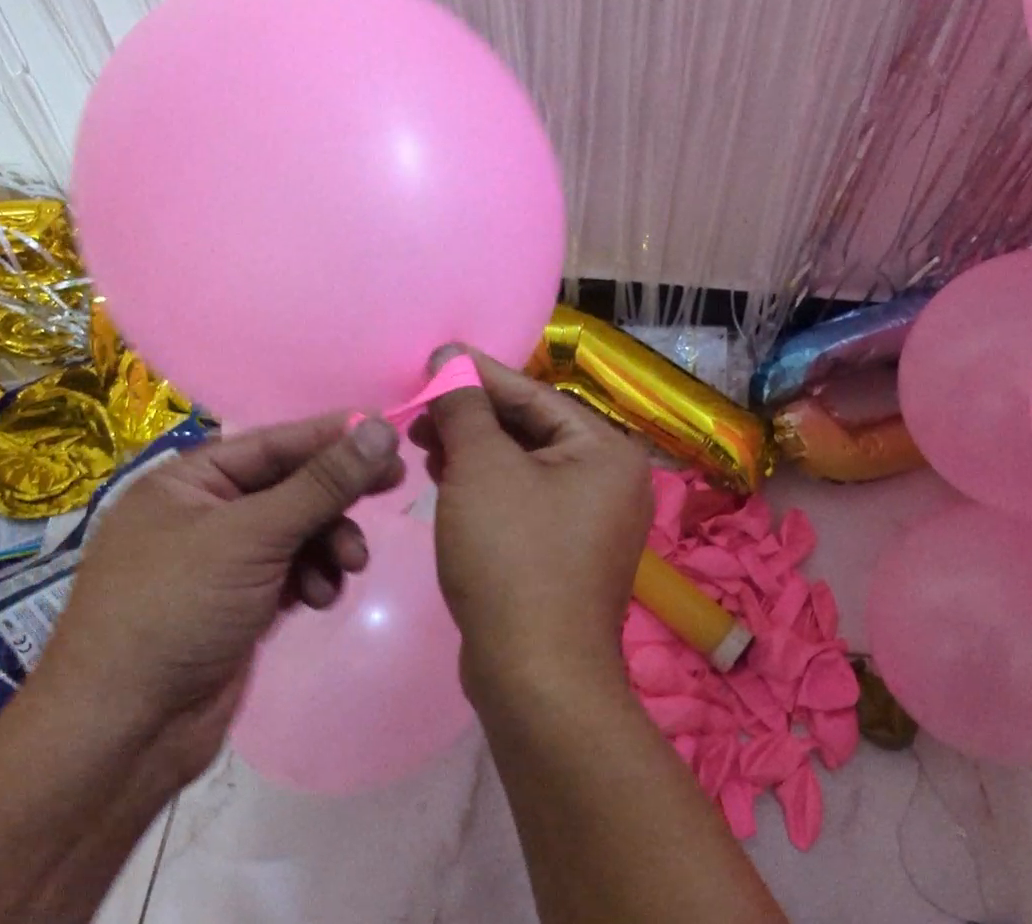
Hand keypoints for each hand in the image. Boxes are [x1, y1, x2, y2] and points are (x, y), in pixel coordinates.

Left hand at [32, 413, 405, 779]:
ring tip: (349, 567)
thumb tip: (380, 430)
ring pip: (299, 531)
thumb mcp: (253, 536)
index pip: (274, 442)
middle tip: (395, 486)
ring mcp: (223, 562)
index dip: (333, 437)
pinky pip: (293, 571)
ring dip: (330, 544)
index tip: (390, 436)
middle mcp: (204, 514)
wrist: (127, 729)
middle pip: (291, 485)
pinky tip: (318, 599)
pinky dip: (313, 579)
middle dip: (338, 495)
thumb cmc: (177, 610)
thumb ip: (322, 483)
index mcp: (187, 482)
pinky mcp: (241, 602)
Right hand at [410, 347, 652, 699]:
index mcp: (607, 451)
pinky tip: (447, 485)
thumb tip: (452, 357)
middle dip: (473, 419)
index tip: (434, 360)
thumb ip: (465, 406)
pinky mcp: (569, 555)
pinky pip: (525, 504)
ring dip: (475, 454)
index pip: (536, 395)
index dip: (480, 375)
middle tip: (419, 413)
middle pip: (533, 430)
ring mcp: (594, 523)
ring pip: (526, 469)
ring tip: (424, 447)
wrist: (534, 672)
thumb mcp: (482, 469)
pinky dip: (488, 490)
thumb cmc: (512, 557)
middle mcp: (612, 482)